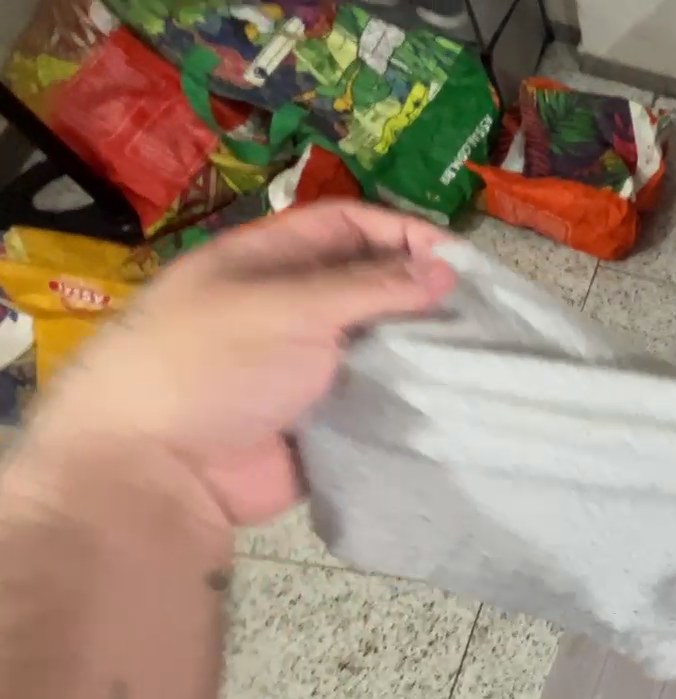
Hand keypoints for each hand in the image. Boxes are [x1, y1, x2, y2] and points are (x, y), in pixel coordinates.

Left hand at [27, 201, 455, 525]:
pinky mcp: (337, 408)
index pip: (346, 225)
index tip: (461, 260)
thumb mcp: (285, 311)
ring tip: (481, 346)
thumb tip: (448, 268)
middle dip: (426, 287)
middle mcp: (294, 305)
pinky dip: (422, 384)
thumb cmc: (209, 371)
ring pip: (388, 336)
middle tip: (483, 307)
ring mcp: (316, 360)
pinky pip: (389, 387)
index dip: (402, 232)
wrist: (168, 472)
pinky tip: (457, 386)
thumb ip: (369, 288)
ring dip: (430, 338)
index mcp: (265, 263)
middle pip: (373, 279)